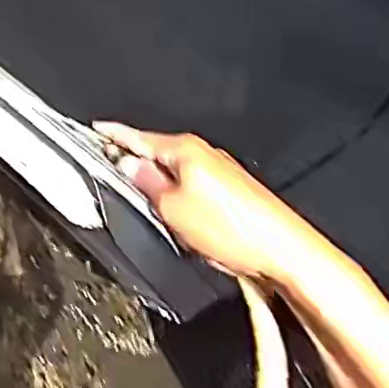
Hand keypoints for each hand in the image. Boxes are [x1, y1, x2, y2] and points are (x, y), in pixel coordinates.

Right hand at [94, 122, 331, 287]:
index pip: (137, 137)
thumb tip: (128, 167)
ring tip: (162, 215)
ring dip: (163, 189)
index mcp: (185, 150)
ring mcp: (222, 172)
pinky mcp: (234, 191)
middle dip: (138, 169)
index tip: (97, 130)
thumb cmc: (238, 231)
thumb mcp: (171, 208)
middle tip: (122, 186)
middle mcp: (205, 154)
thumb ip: (144, 183)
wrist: (291, 256)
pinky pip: (194, 186)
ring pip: (176, 174)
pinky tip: (188, 223)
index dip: (112, 134)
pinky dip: (183, 199)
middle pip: (157, 155)